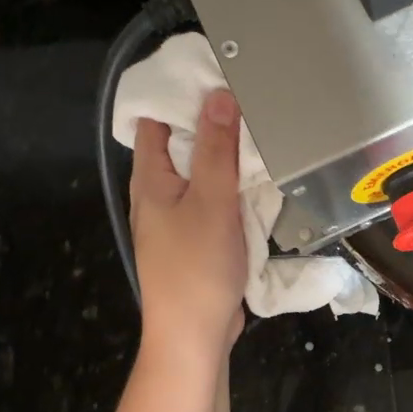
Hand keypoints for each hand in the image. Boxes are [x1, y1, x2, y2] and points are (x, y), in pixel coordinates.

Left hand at [130, 89, 248, 356]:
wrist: (193, 334)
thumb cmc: (196, 267)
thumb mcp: (211, 202)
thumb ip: (217, 150)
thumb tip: (219, 95)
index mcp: (150, 179)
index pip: (155, 121)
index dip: (179, 96)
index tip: (216, 77)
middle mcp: (159, 196)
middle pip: (183, 149)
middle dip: (212, 128)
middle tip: (251, 105)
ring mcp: (178, 223)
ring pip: (203, 180)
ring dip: (228, 165)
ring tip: (262, 141)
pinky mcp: (199, 246)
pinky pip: (216, 209)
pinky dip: (234, 197)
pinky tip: (258, 193)